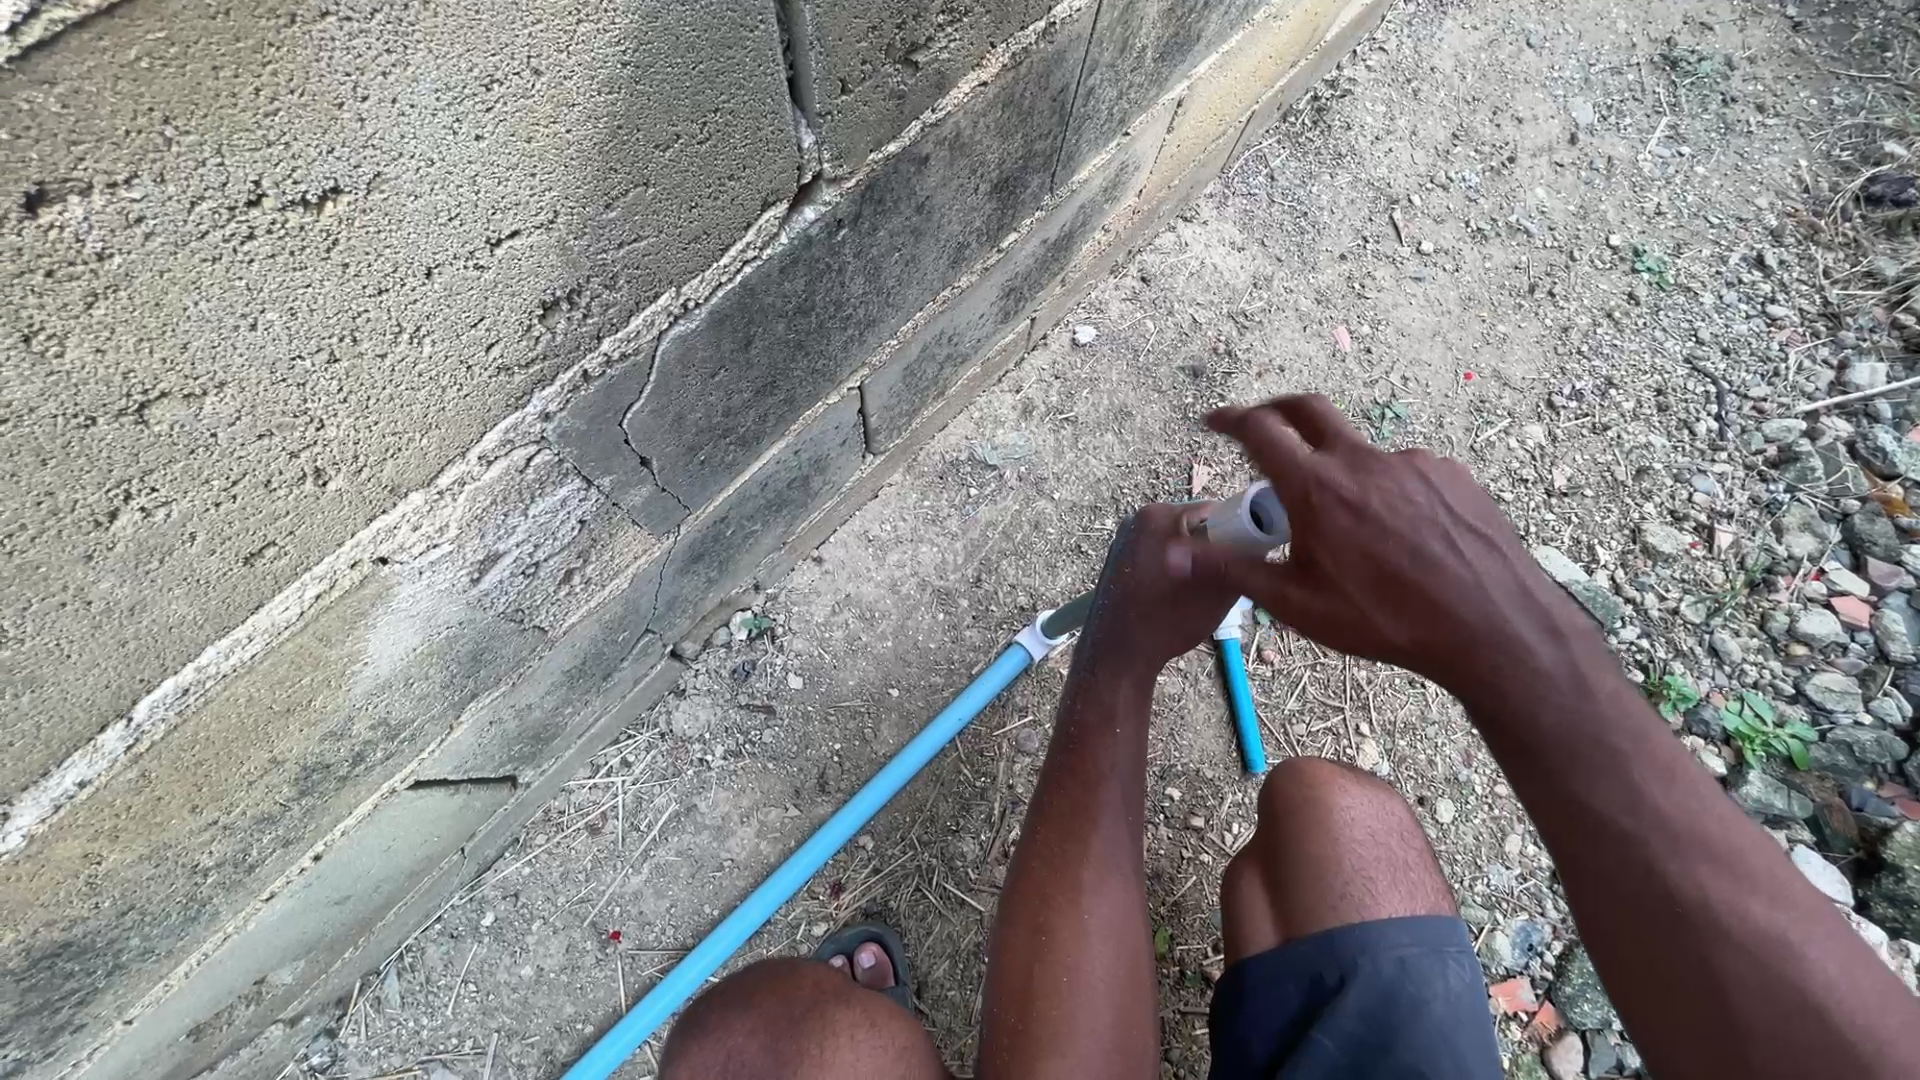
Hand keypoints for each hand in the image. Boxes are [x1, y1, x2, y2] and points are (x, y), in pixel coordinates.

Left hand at [1077, 503, 1241, 674]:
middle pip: (1195, 525)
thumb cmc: (1170, 618)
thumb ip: (1244, 557)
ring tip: (1200, 592)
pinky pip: (1159, 555)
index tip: (1246, 559)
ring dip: (1194, 561)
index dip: (1238, 533)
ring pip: (1178, 542)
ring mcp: (1125, 539)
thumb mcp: (1220, 586)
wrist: (1120, 651)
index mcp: (1160, 515)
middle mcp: (1138, 518)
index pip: (1217, 510)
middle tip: (1225, 579)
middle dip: (1214, 548)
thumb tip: (1259, 542)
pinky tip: (1177, 596)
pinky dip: (1174, 569)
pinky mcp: (1118, 560)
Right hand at [1167, 395, 1593, 696]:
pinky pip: (1400, 470)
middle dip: (1274, 410)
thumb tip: (1170, 555)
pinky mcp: (1449, 474)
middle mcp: (1360, 461)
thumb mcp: (1295, 603)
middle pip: (1307, 408)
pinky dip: (1379, 488)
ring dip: (1334, 470)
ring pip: (1357, 452)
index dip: (1229, 420)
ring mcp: (1410, 462)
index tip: (1213, 423)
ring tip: (1341, 524)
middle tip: (1258, 427)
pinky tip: (1392, 533)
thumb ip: (1229, 569)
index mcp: (1316, 488)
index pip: (1259, 431)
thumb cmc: (1383, 620)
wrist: (1494, 627)